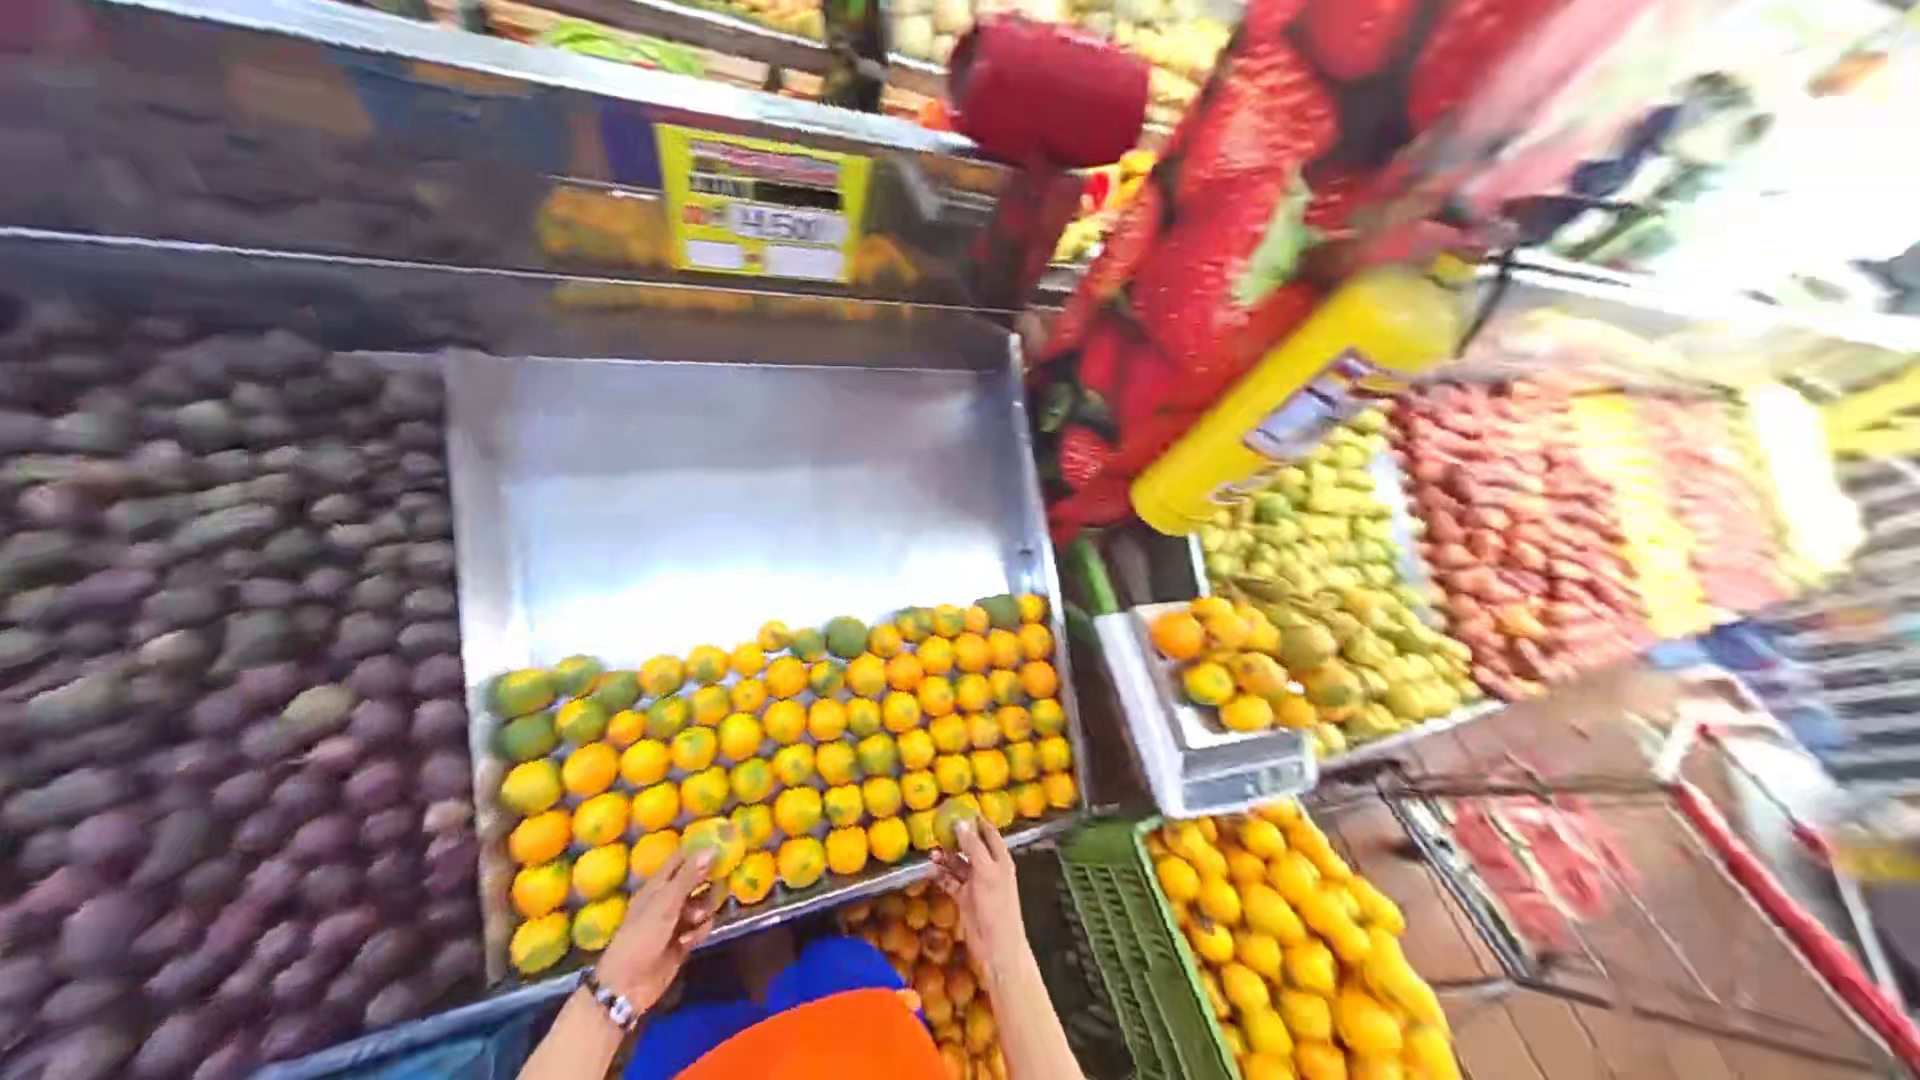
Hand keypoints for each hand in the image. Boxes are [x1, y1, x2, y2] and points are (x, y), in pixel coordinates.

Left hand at [596, 850, 725, 1011]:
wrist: (627, 985)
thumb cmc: (641, 937)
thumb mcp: (665, 903)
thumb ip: (689, 876)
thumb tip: (712, 848)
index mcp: (660, 884)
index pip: (683, 858)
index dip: (700, 850)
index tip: (723, 844)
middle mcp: (670, 898)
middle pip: (699, 879)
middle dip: (709, 882)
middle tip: (721, 882)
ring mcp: (678, 919)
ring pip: (705, 903)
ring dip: (705, 909)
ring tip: (695, 920)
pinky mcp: (685, 939)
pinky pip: (703, 926)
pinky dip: (699, 931)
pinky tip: (688, 941)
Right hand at [929, 817, 1026, 969]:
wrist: (996, 946)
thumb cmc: (996, 905)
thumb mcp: (986, 871)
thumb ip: (973, 846)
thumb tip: (961, 822)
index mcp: (1000, 858)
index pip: (988, 832)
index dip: (976, 820)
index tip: (959, 808)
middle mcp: (988, 868)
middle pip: (970, 846)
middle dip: (956, 838)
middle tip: (938, 828)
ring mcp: (975, 883)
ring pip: (958, 864)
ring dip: (945, 858)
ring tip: (931, 853)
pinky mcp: (964, 898)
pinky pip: (950, 881)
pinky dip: (941, 876)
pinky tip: (930, 871)